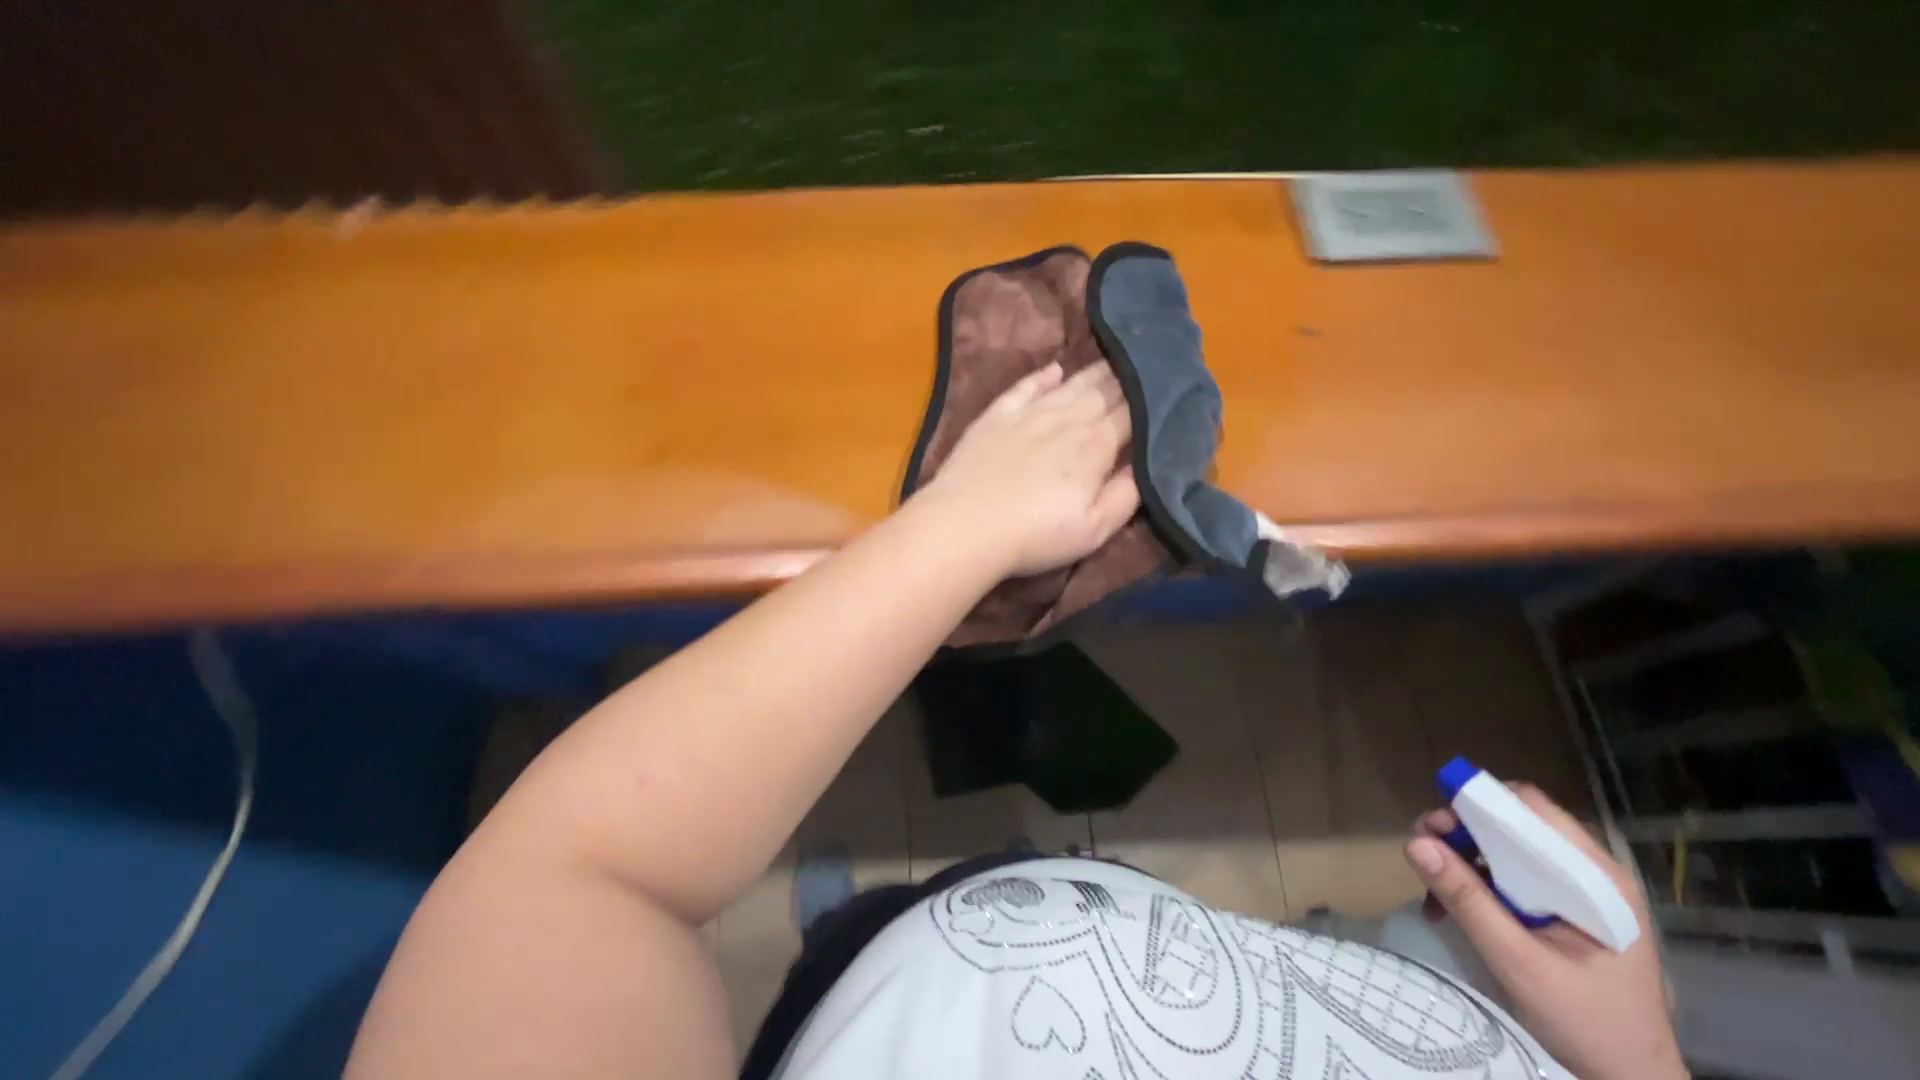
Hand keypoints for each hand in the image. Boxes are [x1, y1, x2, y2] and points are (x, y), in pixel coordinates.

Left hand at [921, 361, 1138, 578]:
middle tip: (1149, 365)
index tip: (1171, 390)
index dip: (1153, 401)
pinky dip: (1043, 376)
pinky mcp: (996, 416)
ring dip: (1095, 371)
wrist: (964, 525)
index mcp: (1096, 444)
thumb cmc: (1035, 535)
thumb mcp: (1094, 529)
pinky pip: (1025, 387)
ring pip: (1070, 384)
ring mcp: (1028, 413)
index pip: (1132, 414)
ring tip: (1114, 359)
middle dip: (1129, 378)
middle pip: (1104, 391)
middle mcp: (1066, 418)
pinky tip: (1055, 369)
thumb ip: (1126, 494)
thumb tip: (1148, 465)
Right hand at [1405, 785, 1688, 1079]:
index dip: (1478, 804)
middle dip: (1463, 834)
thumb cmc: (1586, 1024)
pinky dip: (1481, 885)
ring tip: (1432, 889)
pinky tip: (1455, 909)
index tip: (1432, 824)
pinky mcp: (1571, 914)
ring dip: (1467, 861)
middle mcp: (1593, 875)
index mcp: (1597, 878)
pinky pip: (1517, 879)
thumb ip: (1468, 900)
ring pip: (1511, 852)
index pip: (1530, 808)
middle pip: (1517, 826)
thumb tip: (1415, 843)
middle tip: (1422, 853)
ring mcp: (1584, 895)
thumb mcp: (1517, 962)